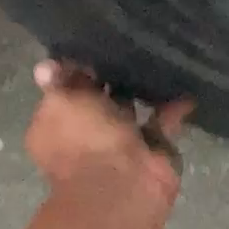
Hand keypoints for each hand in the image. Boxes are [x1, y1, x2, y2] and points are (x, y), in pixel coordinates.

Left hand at [26, 60, 191, 202]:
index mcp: (55, 126)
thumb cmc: (84, 139)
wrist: (122, 185)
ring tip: (157, 55)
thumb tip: (45, 67)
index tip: (96, 44)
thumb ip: (58, 83)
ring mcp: (121, 142)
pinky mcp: (154, 147)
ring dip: (143, 88)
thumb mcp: (60, 103)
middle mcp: (86, 133)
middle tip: (132, 43)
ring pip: (132, 107)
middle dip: (112, 76)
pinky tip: (184, 81)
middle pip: (99, 98)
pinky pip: (165, 119)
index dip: (77, 68)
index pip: (64, 90)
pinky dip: (175, 105)